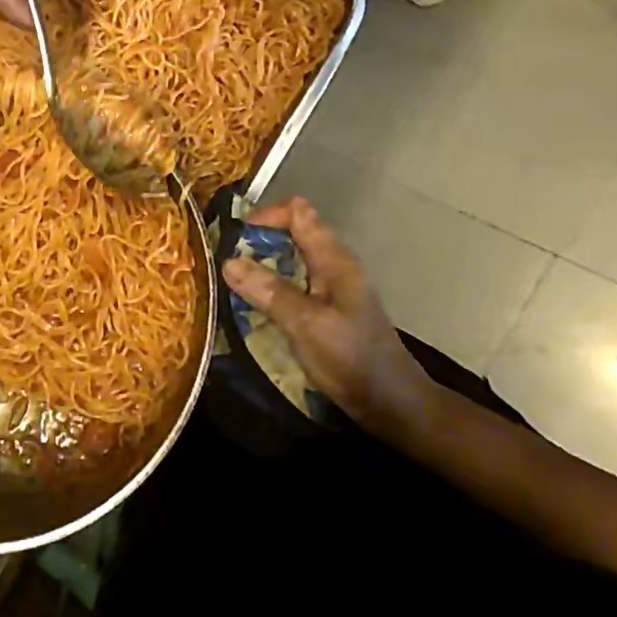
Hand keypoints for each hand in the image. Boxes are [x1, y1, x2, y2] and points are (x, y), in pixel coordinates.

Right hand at [220, 197, 434, 427]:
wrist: (391, 404)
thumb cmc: (352, 359)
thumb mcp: (306, 325)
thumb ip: (269, 291)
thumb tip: (228, 261)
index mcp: (333, 259)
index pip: (298, 212)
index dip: (266, 216)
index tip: (235, 238)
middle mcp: (332, 266)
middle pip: (291, 233)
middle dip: (257, 242)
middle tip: (225, 263)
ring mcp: (329, 288)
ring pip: (289, 260)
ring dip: (261, 266)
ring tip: (231, 284)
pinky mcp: (325, 310)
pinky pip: (292, 285)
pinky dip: (270, 288)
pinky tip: (252, 307)